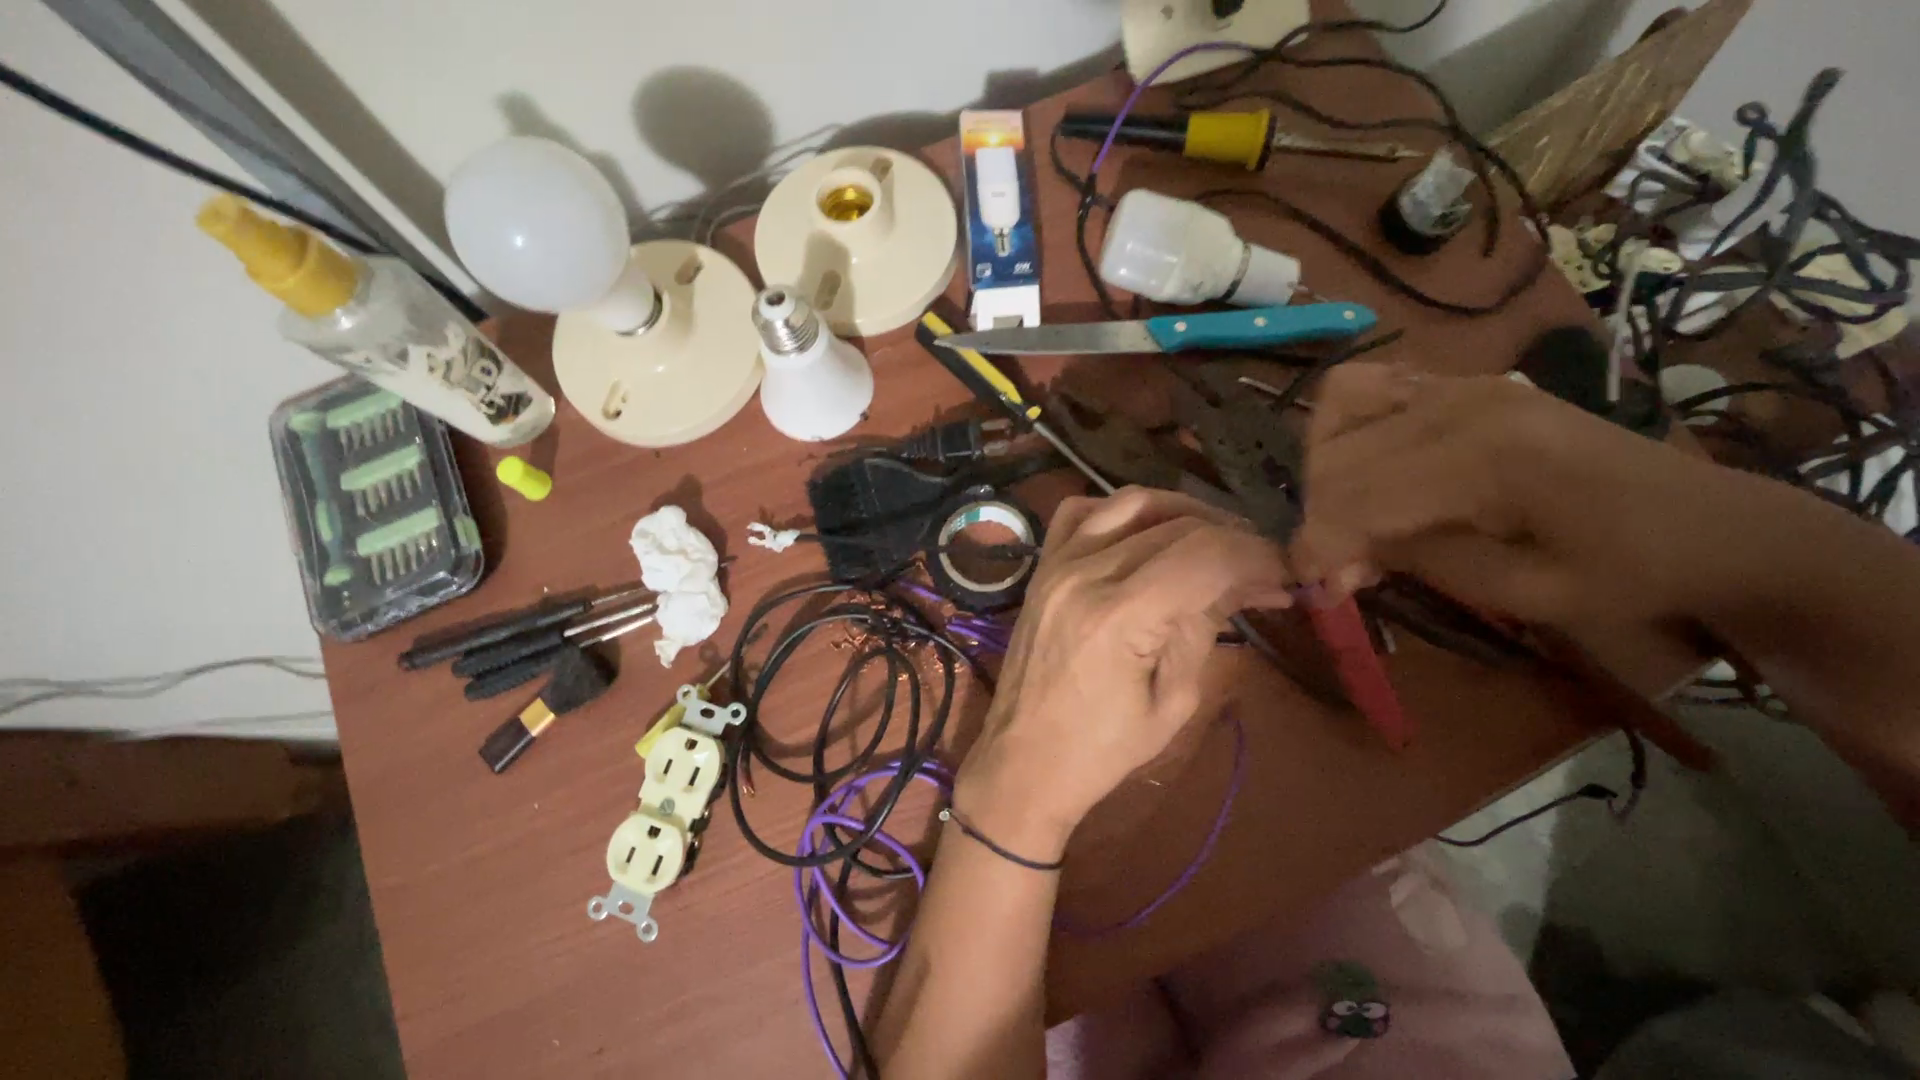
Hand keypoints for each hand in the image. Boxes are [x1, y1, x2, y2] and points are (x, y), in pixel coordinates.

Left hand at [955, 488, 1291, 859]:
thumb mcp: (1173, 699)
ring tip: (1218, 541)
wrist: (1024, 762)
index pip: (1206, 554)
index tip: (1285, 573)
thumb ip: (1207, 626)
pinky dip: (1124, 512)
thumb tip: (1257, 580)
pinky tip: (1149, 534)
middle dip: (1233, 539)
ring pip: (1133, 503)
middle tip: (1262, 568)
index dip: (1257, 555)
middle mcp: (1085, 574)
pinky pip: (1082, 512)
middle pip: (1177, 525)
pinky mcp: (1041, 568)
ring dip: (1185, 513)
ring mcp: (1056, 565)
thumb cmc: (1102, 749)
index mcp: (1119, 615)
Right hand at [1292, 363, 1807, 626]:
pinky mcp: (1464, 382)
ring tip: (1346, 516)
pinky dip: (1342, 427)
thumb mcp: (1524, 591)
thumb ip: (1422, 561)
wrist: (1710, 522)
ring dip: (1323, 470)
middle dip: (1320, 517)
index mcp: (1488, 457)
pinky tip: (1361, 469)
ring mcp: (1462, 382)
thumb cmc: (1628, 572)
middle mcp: (1463, 402)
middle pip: (1338, 454)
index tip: (1314, 591)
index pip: (1358, 495)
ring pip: (1338, 409)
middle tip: (1342, 572)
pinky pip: (1368, 385)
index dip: (1319, 546)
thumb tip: (1337, 559)